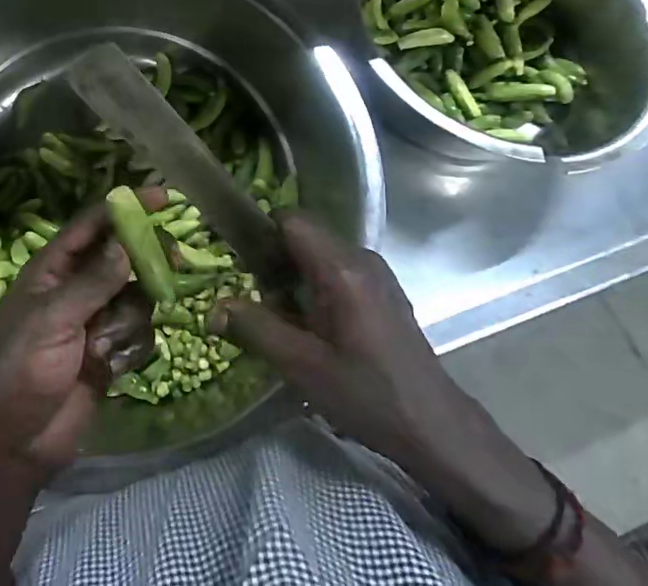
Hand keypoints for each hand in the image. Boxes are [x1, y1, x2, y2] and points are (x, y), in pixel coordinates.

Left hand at [0, 189, 164, 475]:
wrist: (13, 443)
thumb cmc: (20, 369)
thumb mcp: (53, 320)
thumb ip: (94, 282)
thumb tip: (128, 244)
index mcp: (53, 269)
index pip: (94, 224)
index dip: (126, 207)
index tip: (164, 196)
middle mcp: (77, 288)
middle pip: (123, 258)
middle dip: (145, 262)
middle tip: (172, 260)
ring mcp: (94, 321)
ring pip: (137, 298)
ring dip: (128, 321)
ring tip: (103, 347)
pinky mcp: (109, 352)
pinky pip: (139, 334)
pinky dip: (130, 349)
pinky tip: (111, 370)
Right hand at [208, 211, 466, 472]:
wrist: (434, 427)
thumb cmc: (367, 395)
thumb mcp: (302, 366)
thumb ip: (254, 328)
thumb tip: (213, 308)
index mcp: (342, 269)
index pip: (291, 220)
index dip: (261, 233)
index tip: (239, 261)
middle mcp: (361, 258)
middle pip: (304, 236)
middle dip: (273, 260)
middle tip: (254, 296)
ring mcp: (376, 272)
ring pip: (319, 254)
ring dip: (293, 275)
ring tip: (279, 314)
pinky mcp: (383, 289)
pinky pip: (337, 269)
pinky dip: (315, 285)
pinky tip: (310, 324)